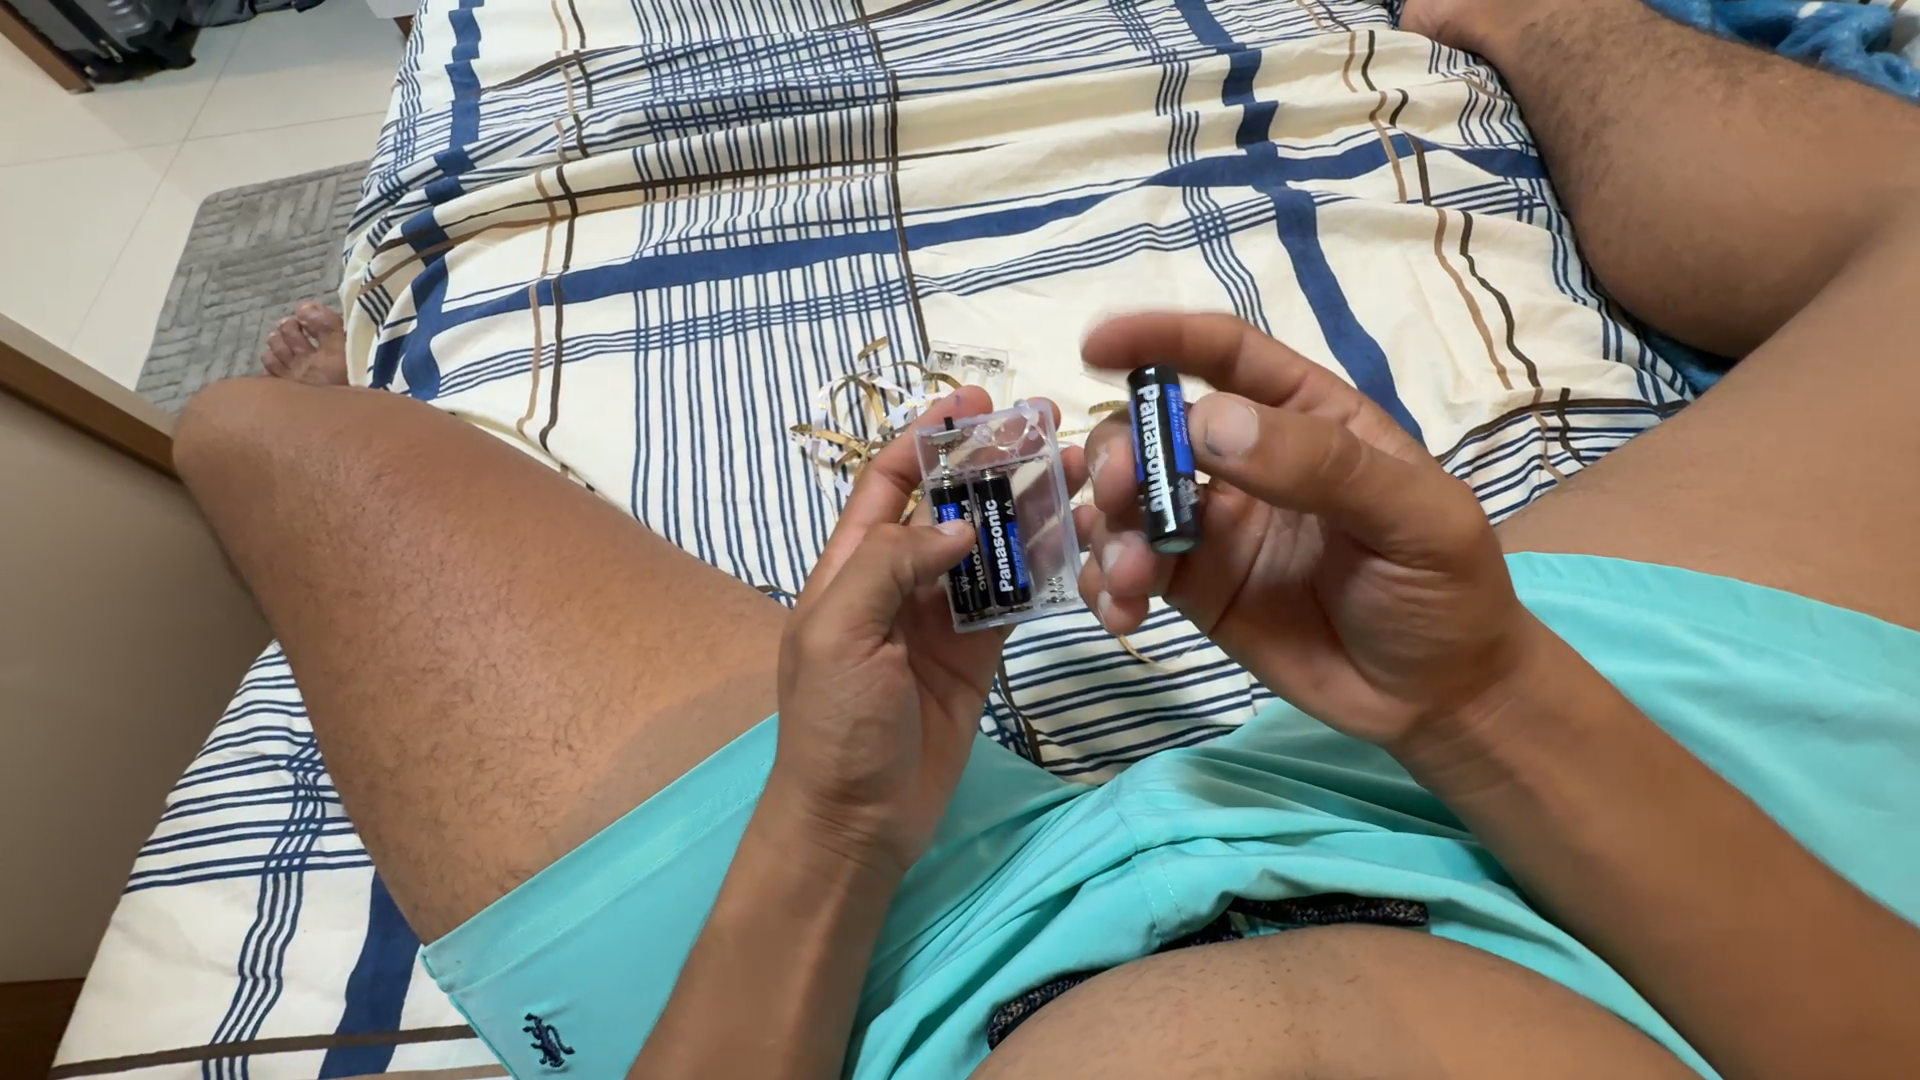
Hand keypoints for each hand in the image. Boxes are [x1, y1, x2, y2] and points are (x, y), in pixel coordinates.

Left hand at [773, 389, 1083, 872]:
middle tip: (1043, 427)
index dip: (925, 438)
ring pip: (990, 546)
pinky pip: (1013, 597)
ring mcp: (943, 615)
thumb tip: (959, 526)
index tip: (970, 404)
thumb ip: (888, 565)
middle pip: (950, 504)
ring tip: (1075, 472)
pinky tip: (1075, 537)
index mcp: (852, 566)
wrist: (860, 819)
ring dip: (1026, 508)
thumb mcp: (838, 632)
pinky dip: (1041, 567)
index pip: (888, 483)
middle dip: (990, 463)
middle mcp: (900, 580)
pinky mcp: (979, 651)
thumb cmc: (834, 723)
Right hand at [1077, 313, 1532, 751]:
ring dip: (1108, 530)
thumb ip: (1320, 464)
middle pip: (1154, 433)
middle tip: (1118, 494)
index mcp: (1303, 419)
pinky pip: (1126, 572)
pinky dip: (1106, 585)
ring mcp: (1210, 528)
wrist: (1432, 697)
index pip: (1225, 357)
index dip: (1159, 340)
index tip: (1095, 346)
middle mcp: (1243, 465)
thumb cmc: (1444, 589)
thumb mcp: (1415, 517)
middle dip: (1120, 453)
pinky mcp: (1190, 587)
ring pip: (1127, 505)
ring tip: (1128, 579)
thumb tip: (1206, 422)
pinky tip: (1121, 611)